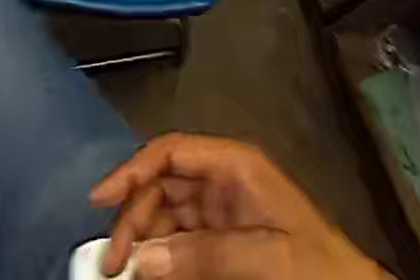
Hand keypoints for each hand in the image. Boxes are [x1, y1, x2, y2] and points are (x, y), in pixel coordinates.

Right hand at [90, 134, 388, 279]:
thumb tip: (144, 259)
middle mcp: (222, 180)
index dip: (133, 168)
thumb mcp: (266, 256)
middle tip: (112, 262)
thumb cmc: (318, 265)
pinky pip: (178, 241)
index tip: (100, 198)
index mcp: (235, 165)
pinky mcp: (222, 239)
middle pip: (162, 185)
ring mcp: (221, 210)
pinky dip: (159, 256)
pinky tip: (147, 272)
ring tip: (124, 272)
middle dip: (133, 215)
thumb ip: (207, 253)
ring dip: (141, 239)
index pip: (172, 152)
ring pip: (164, 214)